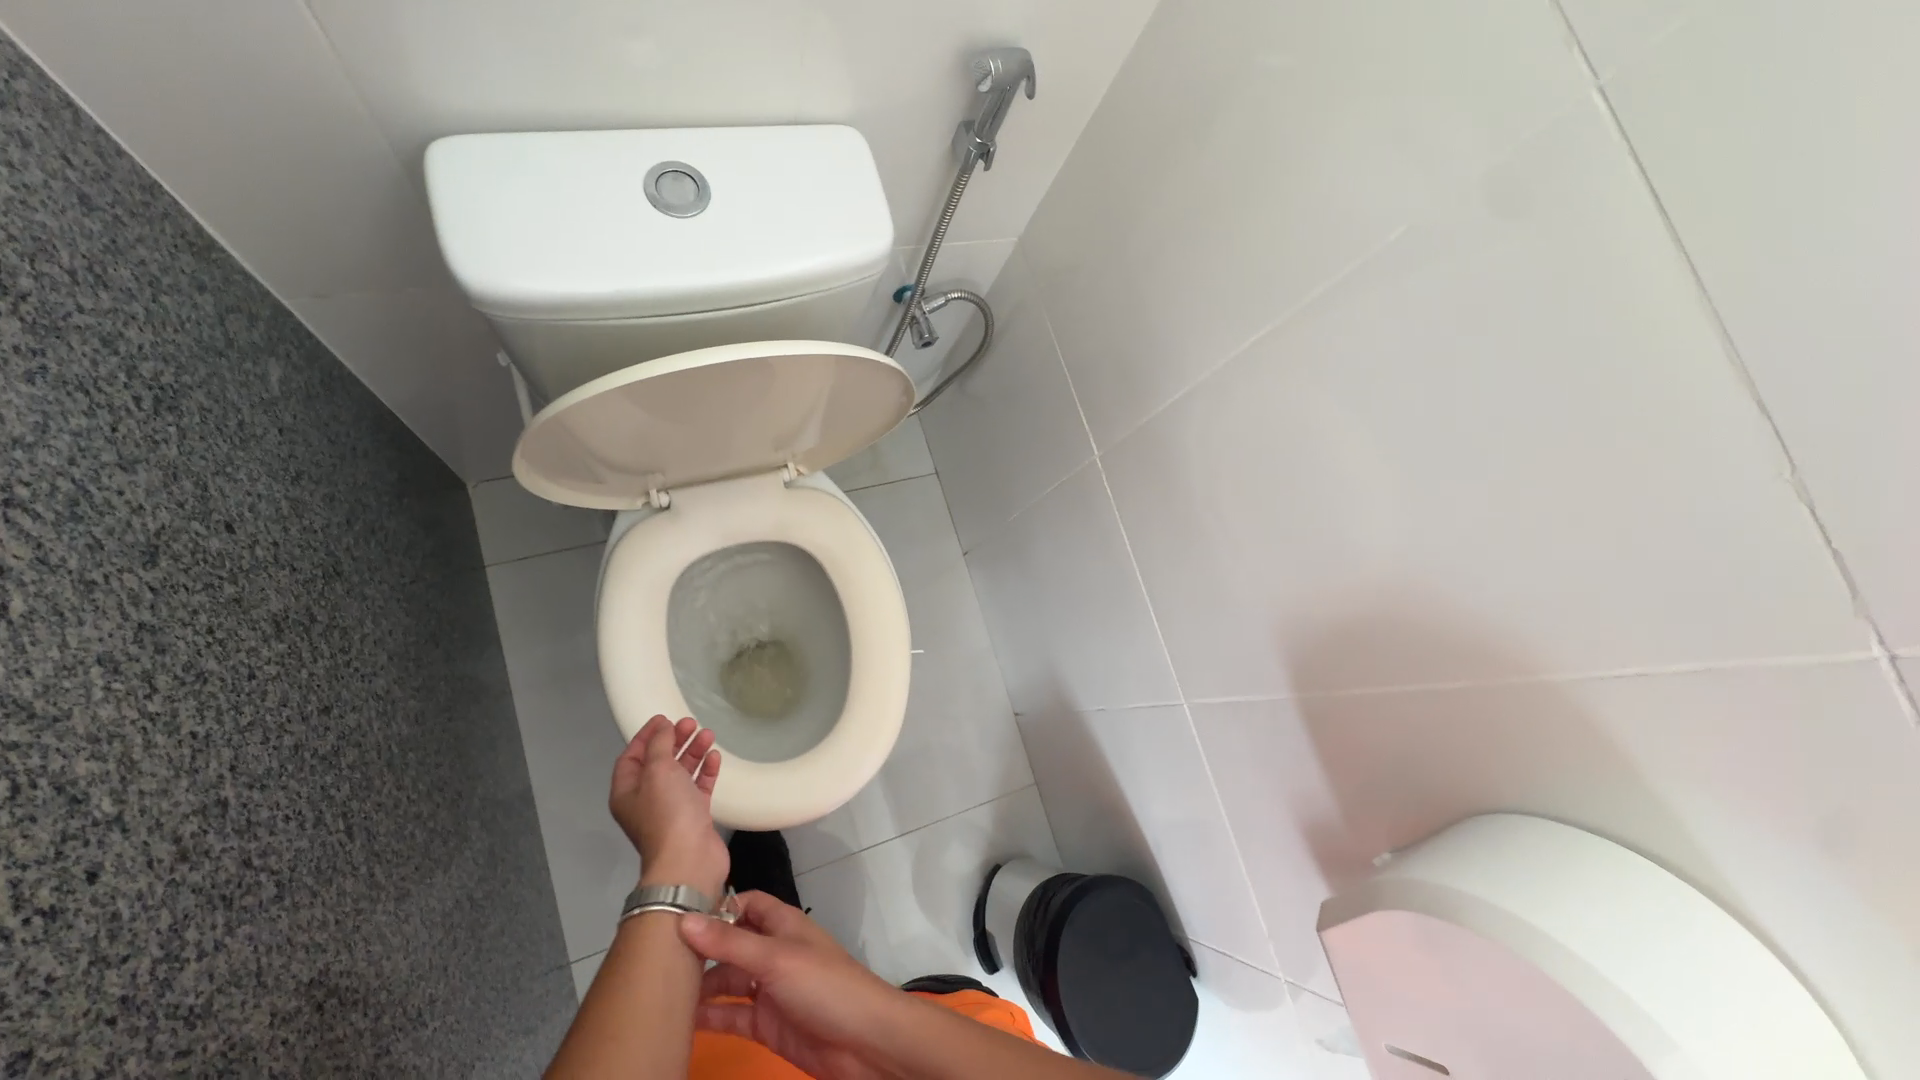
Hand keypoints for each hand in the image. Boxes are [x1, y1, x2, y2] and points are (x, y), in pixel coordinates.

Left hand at [609, 715, 726, 895]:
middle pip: (659, 762)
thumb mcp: (658, 770)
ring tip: (708, 734)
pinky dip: (705, 771)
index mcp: (627, 791)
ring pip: (681, 773)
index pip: (632, 756)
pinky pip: (698, 787)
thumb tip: (663, 728)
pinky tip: (714, 757)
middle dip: (674, 741)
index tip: (665, 718)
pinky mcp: (694, 816)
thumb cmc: (667, 812)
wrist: (689, 860)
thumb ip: (660, 745)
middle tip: (691, 723)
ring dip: (693, 753)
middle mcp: (646, 799)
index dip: (647, 735)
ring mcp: (671, 809)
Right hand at [680, 892, 914, 1079]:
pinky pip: (732, 1017)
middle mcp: (774, 953)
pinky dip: (709, 1018)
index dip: (716, 907)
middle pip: (731, 945)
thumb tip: (683, 920)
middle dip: (699, 951)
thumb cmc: (825, 986)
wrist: (865, 1042)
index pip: (745, 905)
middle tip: (653, 960)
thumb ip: (730, 943)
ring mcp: (770, 990)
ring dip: (699, 987)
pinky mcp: (767, 1025)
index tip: (675, 915)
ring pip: (727, 983)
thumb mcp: (776, 958)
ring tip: (657, 993)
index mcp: (783, 926)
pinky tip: (677, 1022)